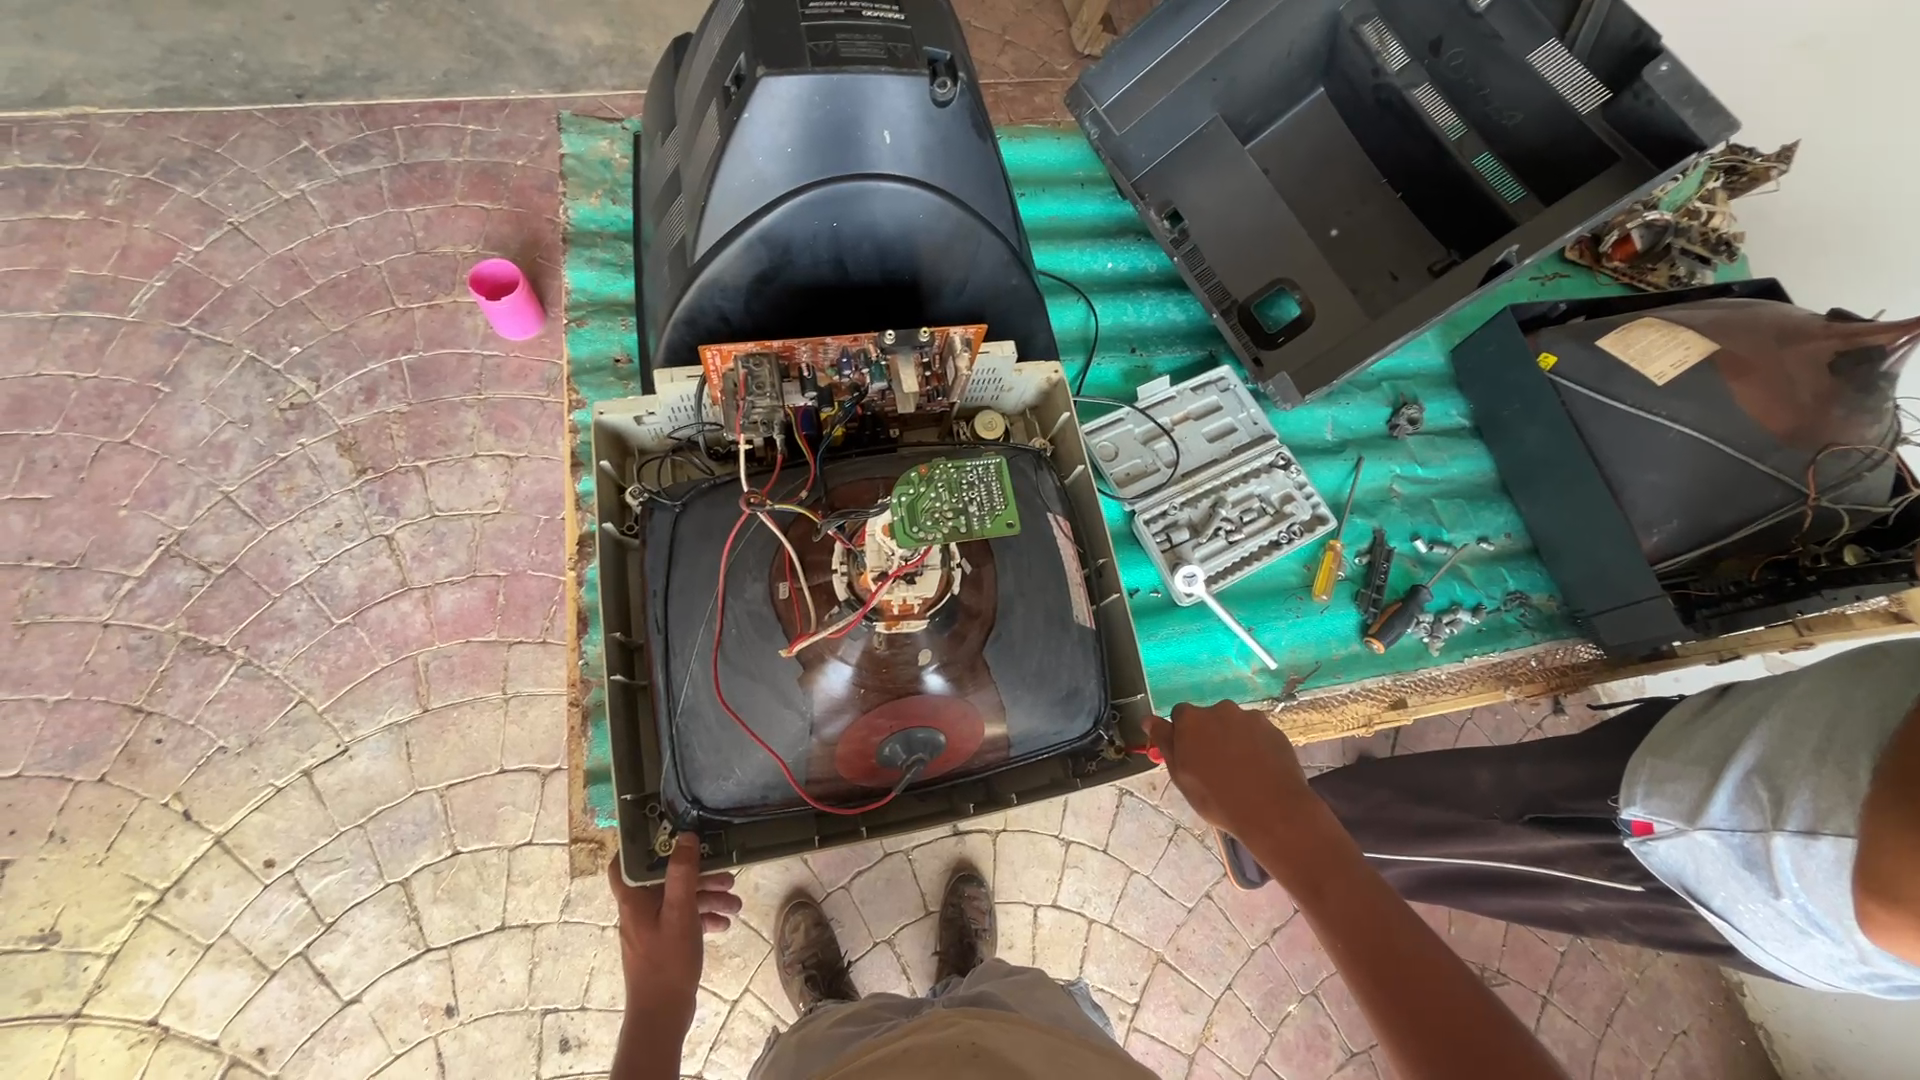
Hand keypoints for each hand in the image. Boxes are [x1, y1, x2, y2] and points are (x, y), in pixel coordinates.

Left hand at [607, 834, 742, 1036]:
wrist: (662, 1014)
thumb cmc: (667, 961)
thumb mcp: (680, 912)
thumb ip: (683, 873)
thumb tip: (686, 836)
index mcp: (634, 899)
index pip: (624, 864)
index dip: (639, 846)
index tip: (667, 832)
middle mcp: (640, 910)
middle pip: (666, 880)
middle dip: (697, 874)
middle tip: (727, 874)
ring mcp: (652, 929)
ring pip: (679, 900)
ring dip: (708, 897)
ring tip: (736, 903)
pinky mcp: (664, 945)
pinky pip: (684, 920)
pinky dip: (704, 918)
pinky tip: (725, 924)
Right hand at [1145, 701, 1313, 837]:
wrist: (1273, 811)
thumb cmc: (1217, 797)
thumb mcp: (1180, 774)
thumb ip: (1164, 742)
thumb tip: (1148, 720)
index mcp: (1192, 719)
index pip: (1179, 715)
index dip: (1182, 735)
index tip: (1189, 756)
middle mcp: (1221, 710)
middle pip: (1208, 718)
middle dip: (1208, 735)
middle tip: (1213, 767)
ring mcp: (1251, 718)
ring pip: (1234, 726)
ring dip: (1232, 740)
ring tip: (1240, 772)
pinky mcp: (1274, 730)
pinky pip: (1256, 734)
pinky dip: (1254, 746)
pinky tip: (1258, 770)